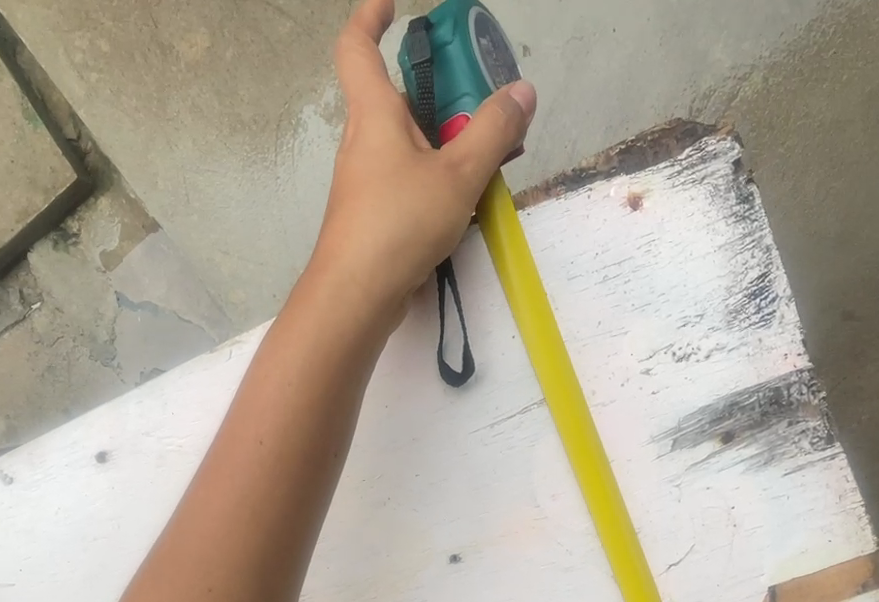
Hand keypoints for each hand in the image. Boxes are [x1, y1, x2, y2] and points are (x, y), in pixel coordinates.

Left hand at [307, 0, 535, 310]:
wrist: (356, 296)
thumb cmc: (400, 223)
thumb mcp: (458, 174)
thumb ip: (493, 133)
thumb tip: (521, 92)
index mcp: (374, 115)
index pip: (357, 47)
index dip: (370, 17)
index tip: (392, 5)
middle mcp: (362, 143)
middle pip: (395, 100)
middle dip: (434, 93)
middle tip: (478, 103)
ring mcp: (364, 184)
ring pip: (404, 146)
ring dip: (440, 143)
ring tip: (484, 162)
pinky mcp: (371, 219)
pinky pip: (405, 183)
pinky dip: (433, 180)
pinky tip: (462, 206)